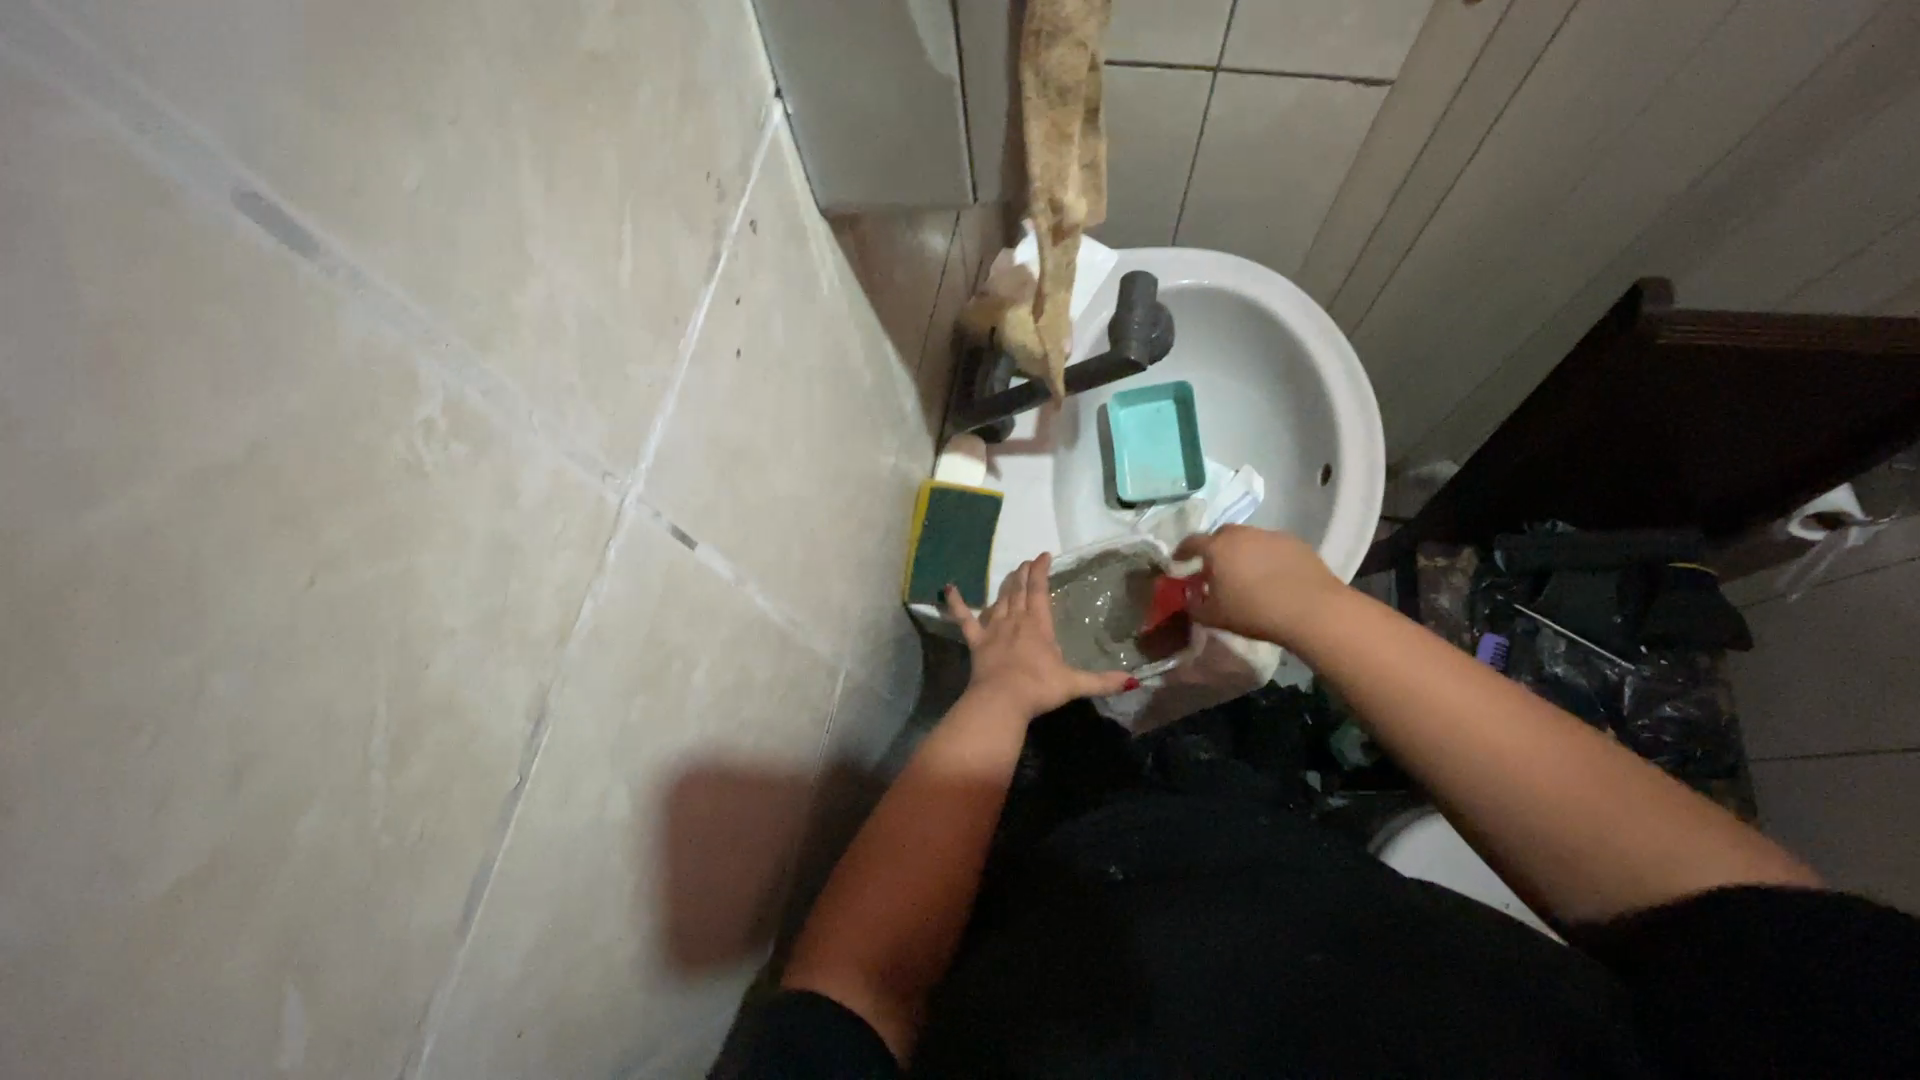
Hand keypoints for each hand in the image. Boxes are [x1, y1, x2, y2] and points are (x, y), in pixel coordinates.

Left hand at [944, 554, 1137, 720]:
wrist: (1002, 700)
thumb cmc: (1039, 688)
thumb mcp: (1075, 684)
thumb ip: (1102, 681)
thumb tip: (1134, 682)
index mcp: (1038, 625)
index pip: (1040, 590)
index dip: (1042, 570)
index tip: (1044, 555)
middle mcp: (1015, 620)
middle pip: (1019, 590)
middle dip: (1024, 574)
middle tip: (1027, 562)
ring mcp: (993, 629)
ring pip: (998, 600)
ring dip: (1004, 585)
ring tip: (1010, 574)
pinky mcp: (976, 642)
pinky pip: (963, 618)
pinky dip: (956, 603)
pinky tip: (948, 588)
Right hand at [1172, 526, 1344, 645]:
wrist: (1311, 609)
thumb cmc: (1254, 611)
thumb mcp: (1213, 616)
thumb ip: (1193, 604)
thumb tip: (1190, 595)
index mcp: (1217, 548)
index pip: (1191, 542)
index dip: (1182, 551)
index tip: (1178, 562)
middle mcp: (1242, 534)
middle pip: (1221, 535)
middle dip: (1214, 548)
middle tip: (1214, 568)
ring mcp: (1271, 535)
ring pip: (1248, 539)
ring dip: (1242, 552)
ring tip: (1246, 574)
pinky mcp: (1295, 542)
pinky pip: (1271, 546)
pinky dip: (1266, 557)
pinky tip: (1272, 576)